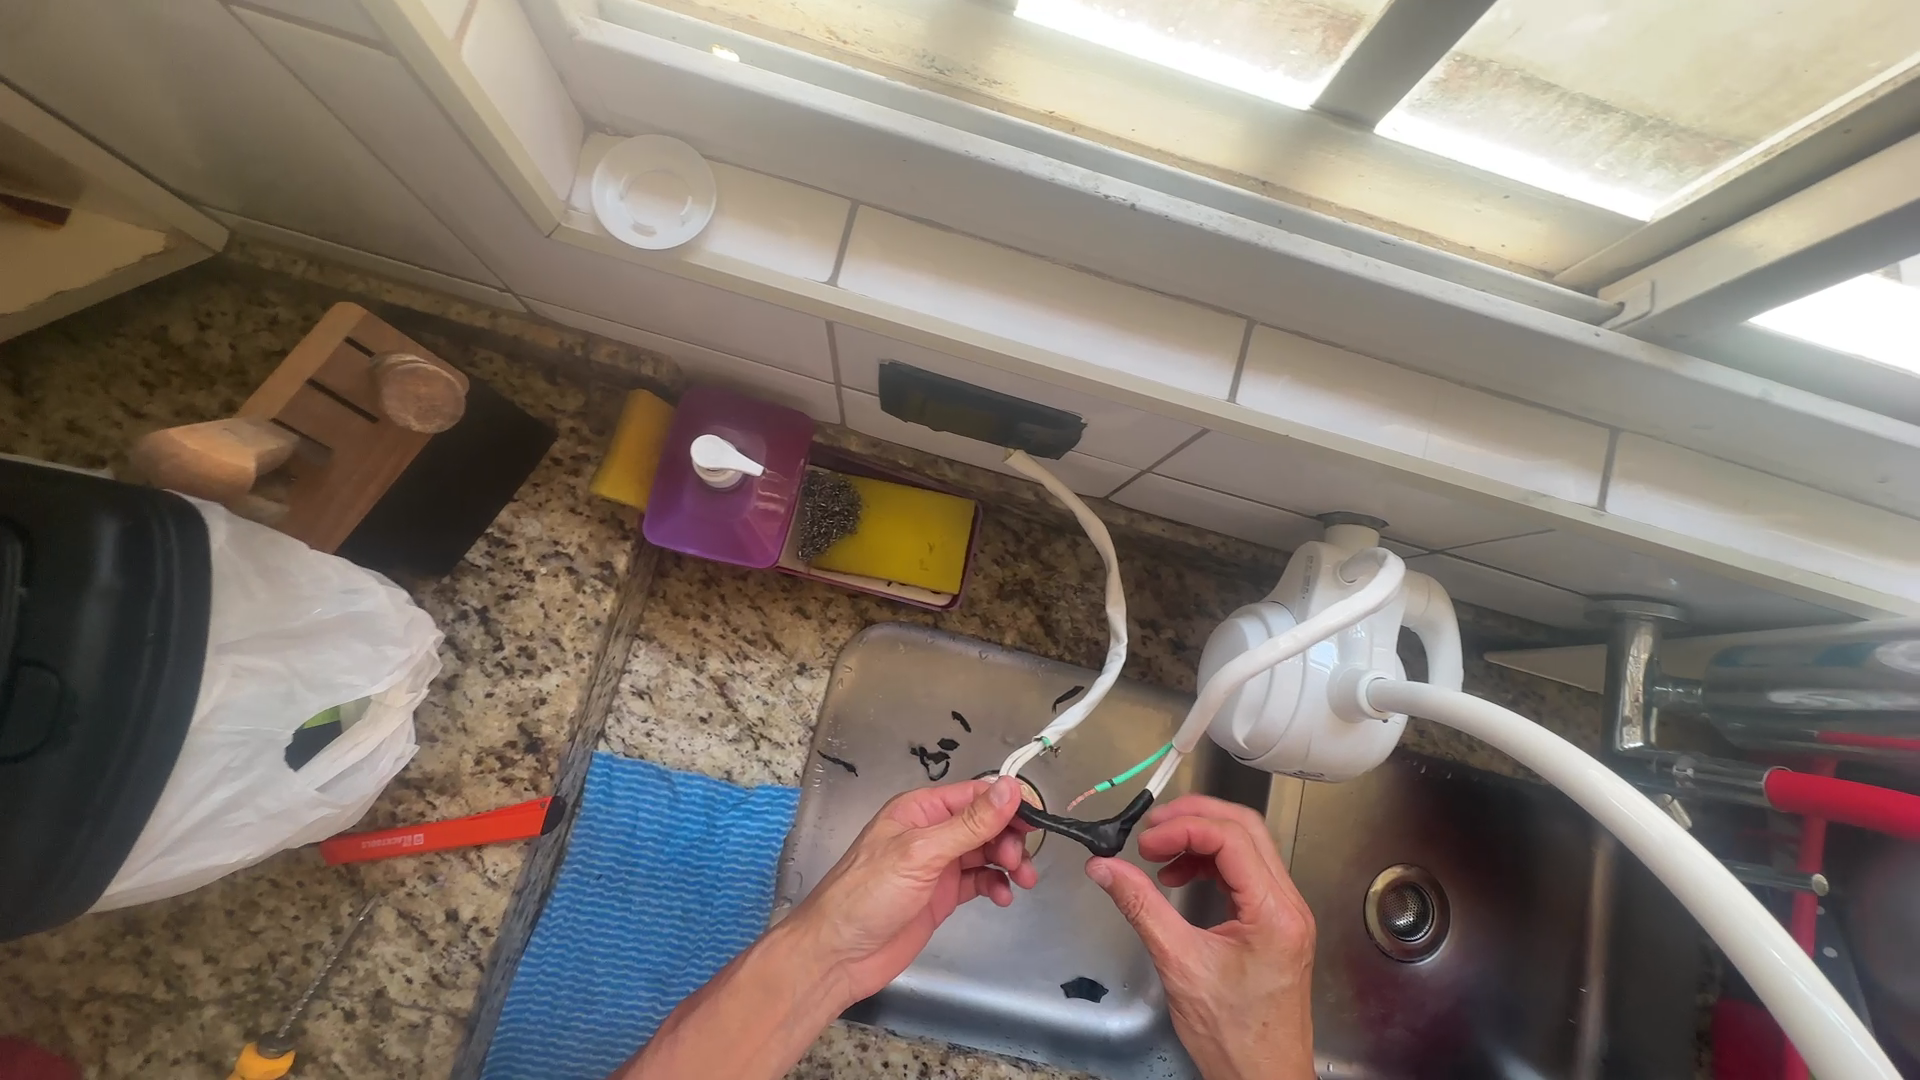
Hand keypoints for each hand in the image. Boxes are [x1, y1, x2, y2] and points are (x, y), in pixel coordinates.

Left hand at [787, 775, 1038, 1004]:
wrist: (838, 955)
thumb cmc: (867, 895)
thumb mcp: (923, 853)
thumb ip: (970, 823)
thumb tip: (1008, 788)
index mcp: (921, 809)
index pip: (974, 794)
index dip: (1007, 802)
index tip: (1037, 816)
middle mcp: (931, 832)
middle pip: (984, 822)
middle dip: (1009, 836)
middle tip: (1020, 859)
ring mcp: (937, 864)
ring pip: (985, 851)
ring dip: (1008, 861)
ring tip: (1021, 879)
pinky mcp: (942, 895)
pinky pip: (979, 880)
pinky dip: (995, 884)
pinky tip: (1002, 896)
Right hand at [1085, 794, 1315, 1079]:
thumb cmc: (1232, 1035)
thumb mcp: (1178, 964)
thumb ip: (1141, 906)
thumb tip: (1103, 867)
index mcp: (1274, 912)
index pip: (1231, 838)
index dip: (1183, 828)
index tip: (1146, 843)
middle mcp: (1288, 903)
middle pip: (1244, 828)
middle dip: (1193, 818)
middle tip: (1152, 830)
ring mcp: (1285, 911)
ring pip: (1245, 844)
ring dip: (1199, 838)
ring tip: (1159, 854)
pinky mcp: (1273, 921)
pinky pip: (1242, 869)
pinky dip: (1207, 862)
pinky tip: (1178, 878)